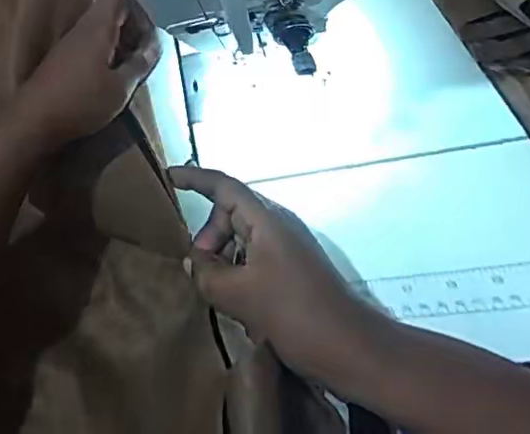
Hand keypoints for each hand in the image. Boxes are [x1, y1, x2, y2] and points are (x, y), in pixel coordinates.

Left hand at [11, 0, 160, 151]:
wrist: (34, 118)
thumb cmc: (81, 100)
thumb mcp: (120, 87)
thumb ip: (139, 64)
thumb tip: (153, 47)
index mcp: (97, 27)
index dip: (140, 14)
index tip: (149, 40)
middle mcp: (81, 28)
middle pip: (110, 13)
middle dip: (131, 31)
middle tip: (143, 57)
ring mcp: (68, 43)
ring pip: (99, 31)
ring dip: (118, 45)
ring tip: (130, 71)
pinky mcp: (61, 59)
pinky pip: (88, 46)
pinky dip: (103, 56)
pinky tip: (108, 80)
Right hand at [170, 166, 380, 376]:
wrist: (360, 355)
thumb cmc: (298, 315)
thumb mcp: (240, 297)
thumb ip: (206, 274)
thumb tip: (192, 262)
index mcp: (265, 219)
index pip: (222, 185)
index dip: (193, 178)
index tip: (169, 175)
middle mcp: (278, 225)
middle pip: (230, 212)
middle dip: (208, 234)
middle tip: (199, 265)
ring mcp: (290, 247)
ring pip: (243, 236)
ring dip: (224, 255)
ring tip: (219, 288)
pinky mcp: (297, 269)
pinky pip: (257, 256)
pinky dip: (240, 269)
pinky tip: (240, 300)